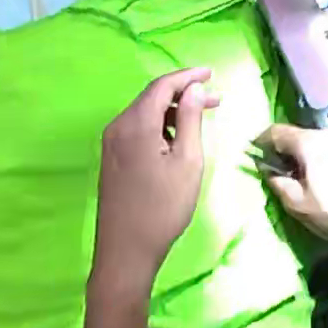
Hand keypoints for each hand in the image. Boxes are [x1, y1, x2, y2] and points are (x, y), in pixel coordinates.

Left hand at [93, 69, 221, 289]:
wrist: (125, 254)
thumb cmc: (163, 208)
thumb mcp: (188, 161)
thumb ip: (192, 120)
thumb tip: (195, 89)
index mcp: (136, 124)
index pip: (163, 85)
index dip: (188, 76)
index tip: (212, 73)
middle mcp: (118, 126)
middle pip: (153, 96)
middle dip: (184, 92)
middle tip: (216, 99)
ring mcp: (112, 143)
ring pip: (146, 112)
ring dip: (174, 109)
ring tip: (203, 117)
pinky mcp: (112, 158)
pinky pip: (138, 128)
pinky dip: (161, 124)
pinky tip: (179, 136)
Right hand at [258, 125, 327, 252]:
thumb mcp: (299, 204)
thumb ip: (278, 183)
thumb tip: (267, 169)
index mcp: (308, 143)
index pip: (276, 131)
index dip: (262, 141)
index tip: (256, 154)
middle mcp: (326, 133)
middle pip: (297, 135)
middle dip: (286, 150)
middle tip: (281, 171)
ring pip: (316, 142)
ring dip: (307, 155)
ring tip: (307, 179)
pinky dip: (324, 158)